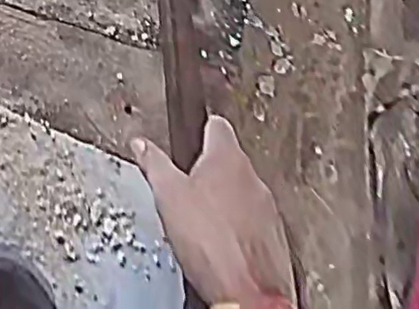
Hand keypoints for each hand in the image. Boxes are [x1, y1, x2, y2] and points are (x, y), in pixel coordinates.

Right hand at [133, 116, 295, 308]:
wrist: (250, 297)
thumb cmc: (211, 242)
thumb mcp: (167, 192)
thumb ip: (154, 162)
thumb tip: (142, 145)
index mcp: (228, 159)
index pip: (217, 127)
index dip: (202, 128)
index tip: (194, 131)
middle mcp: (254, 181)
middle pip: (230, 160)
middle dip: (210, 167)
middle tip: (187, 177)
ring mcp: (269, 214)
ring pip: (244, 193)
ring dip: (225, 198)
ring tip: (201, 214)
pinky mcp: (276, 244)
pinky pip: (254, 223)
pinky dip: (238, 226)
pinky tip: (219, 239)